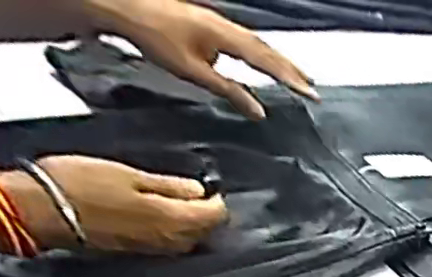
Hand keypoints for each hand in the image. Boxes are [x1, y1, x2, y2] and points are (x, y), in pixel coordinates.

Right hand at [4, 155, 227, 253]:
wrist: (39, 211)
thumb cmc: (78, 184)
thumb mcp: (126, 174)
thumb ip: (168, 185)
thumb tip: (198, 190)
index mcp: (175, 219)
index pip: (216, 215)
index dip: (216, 200)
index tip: (208, 186)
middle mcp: (175, 241)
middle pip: (207, 229)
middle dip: (205, 212)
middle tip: (194, 192)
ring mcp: (161, 250)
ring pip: (192, 238)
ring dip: (190, 222)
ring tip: (177, 201)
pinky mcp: (144, 252)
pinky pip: (172, 243)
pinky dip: (174, 229)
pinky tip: (160, 216)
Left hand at [83, 0, 316, 118]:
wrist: (119, 4)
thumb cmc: (152, 34)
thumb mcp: (193, 71)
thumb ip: (230, 91)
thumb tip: (260, 112)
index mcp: (225, 36)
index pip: (267, 62)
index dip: (292, 80)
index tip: (312, 95)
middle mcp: (224, 25)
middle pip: (266, 49)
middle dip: (291, 69)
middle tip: (312, 85)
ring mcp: (214, 21)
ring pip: (256, 42)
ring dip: (277, 59)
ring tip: (294, 73)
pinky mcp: (205, 21)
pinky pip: (242, 37)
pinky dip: (259, 51)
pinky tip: (259, 58)